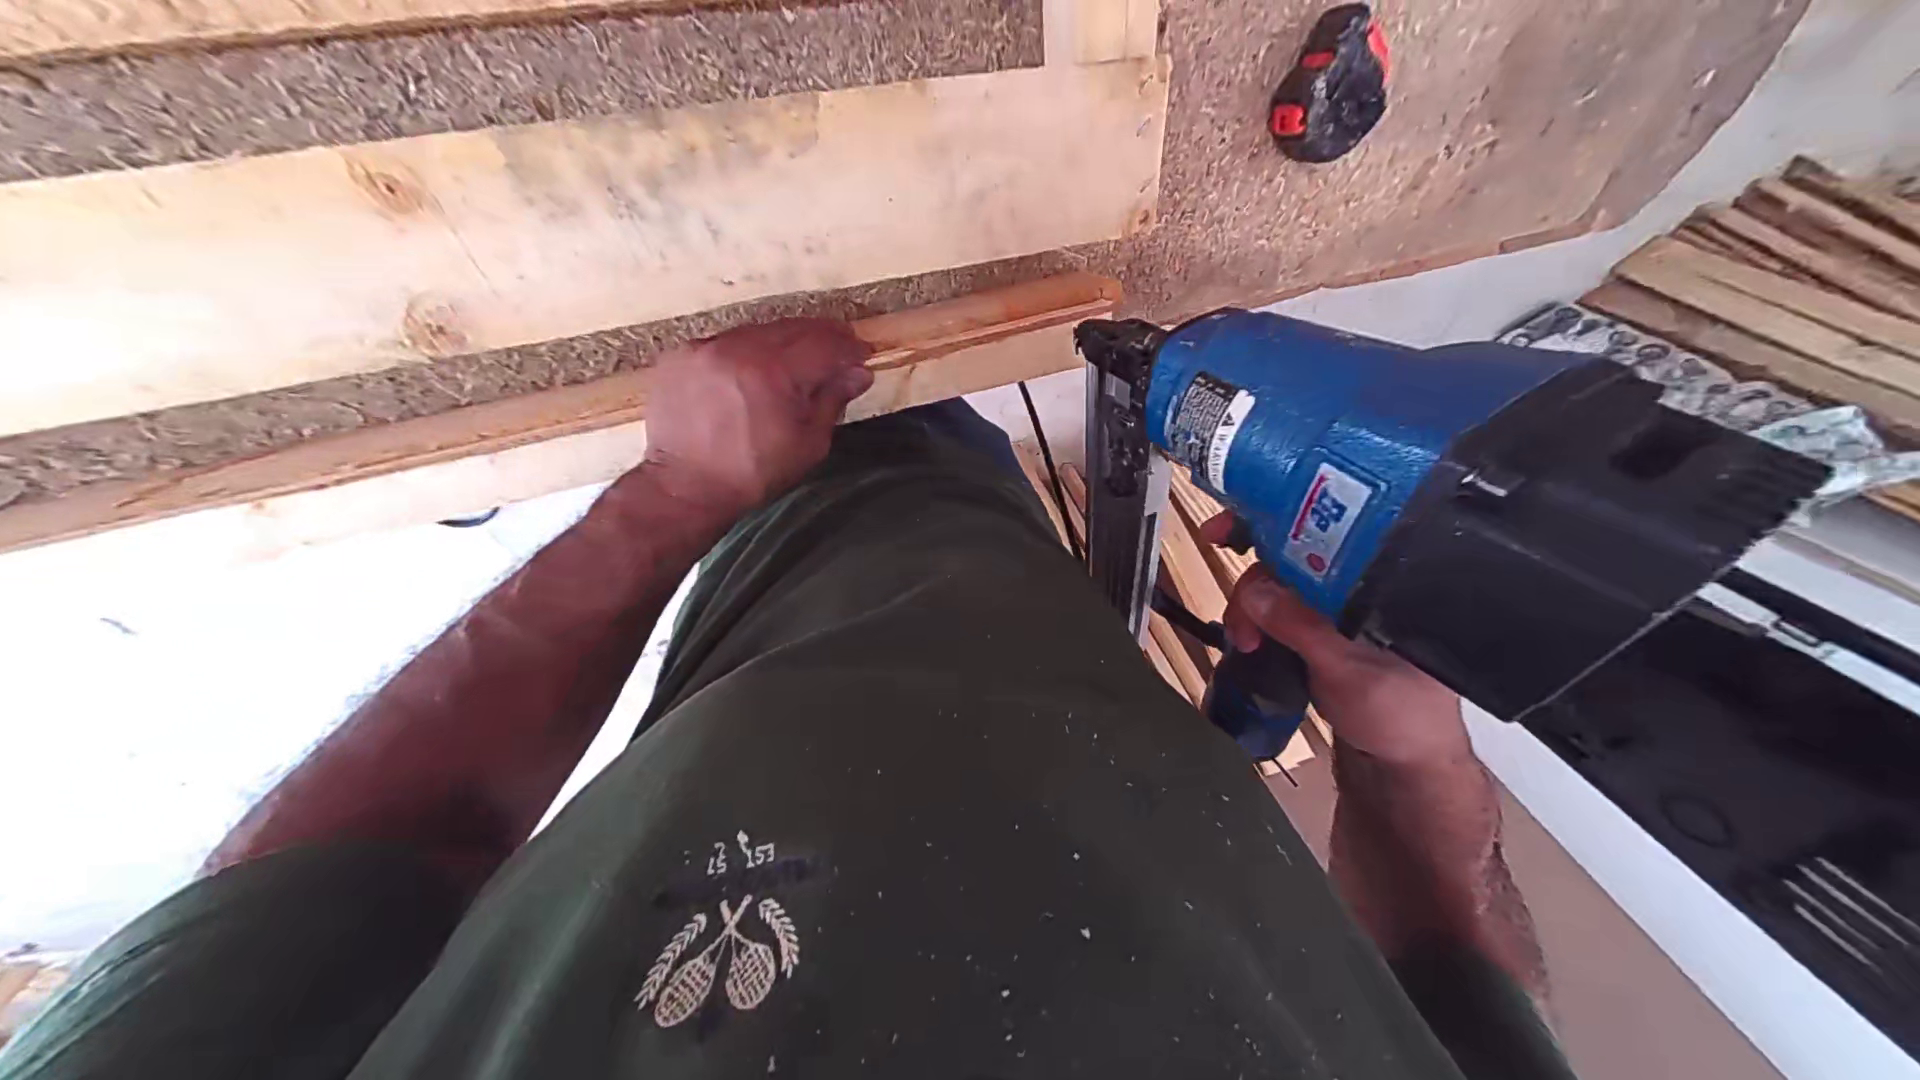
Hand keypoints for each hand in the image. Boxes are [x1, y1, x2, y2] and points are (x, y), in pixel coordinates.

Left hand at [640, 318, 874, 519]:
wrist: (685, 487)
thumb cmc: (753, 473)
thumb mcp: (807, 443)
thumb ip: (833, 400)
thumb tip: (858, 373)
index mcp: (774, 371)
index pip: (824, 344)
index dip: (849, 347)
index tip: (863, 354)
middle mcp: (738, 348)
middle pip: (793, 327)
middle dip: (822, 337)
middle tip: (840, 349)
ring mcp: (705, 348)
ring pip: (758, 330)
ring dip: (785, 341)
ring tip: (799, 361)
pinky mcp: (681, 355)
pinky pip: (725, 342)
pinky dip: (747, 351)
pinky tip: (755, 370)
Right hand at [1200, 511, 1468, 766]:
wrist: (1400, 759)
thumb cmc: (1401, 715)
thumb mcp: (1350, 669)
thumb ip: (1302, 628)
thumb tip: (1256, 593)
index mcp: (1381, 583)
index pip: (1324, 535)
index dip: (1273, 523)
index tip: (1227, 528)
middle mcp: (1358, 586)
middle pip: (1288, 558)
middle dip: (1252, 583)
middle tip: (1238, 619)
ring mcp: (1334, 606)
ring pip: (1274, 585)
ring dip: (1248, 608)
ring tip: (1247, 641)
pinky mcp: (1316, 625)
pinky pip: (1274, 608)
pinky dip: (1254, 619)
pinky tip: (1250, 639)